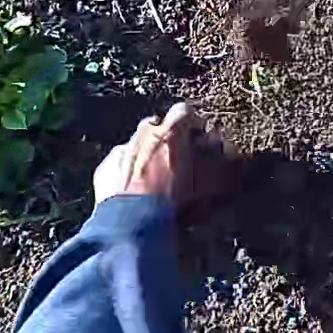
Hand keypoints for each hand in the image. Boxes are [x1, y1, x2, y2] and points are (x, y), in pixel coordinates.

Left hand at [93, 102, 226, 207]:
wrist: (133, 221)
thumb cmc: (174, 199)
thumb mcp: (206, 181)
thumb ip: (216, 160)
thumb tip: (225, 152)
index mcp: (171, 131)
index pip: (186, 111)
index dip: (194, 125)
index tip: (200, 138)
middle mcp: (145, 133)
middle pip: (159, 125)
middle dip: (170, 138)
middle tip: (180, 158)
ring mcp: (123, 149)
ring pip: (139, 143)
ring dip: (149, 153)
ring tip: (158, 177)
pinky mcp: (106, 167)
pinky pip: (120, 162)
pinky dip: (129, 171)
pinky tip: (138, 189)